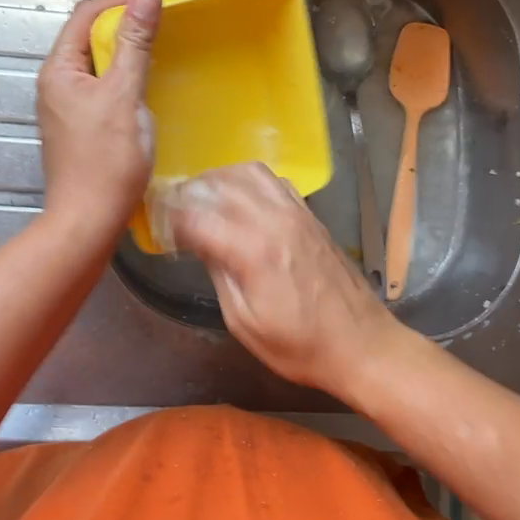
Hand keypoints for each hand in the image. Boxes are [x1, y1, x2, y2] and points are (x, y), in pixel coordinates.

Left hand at [36, 0, 161, 238]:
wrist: (89, 220)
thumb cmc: (106, 161)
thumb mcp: (125, 94)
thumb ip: (135, 43)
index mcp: (59, 69)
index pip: (86, 14)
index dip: (120, 2)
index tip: (154, 3)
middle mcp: (55, 82)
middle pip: (89, 36)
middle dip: (124, 26)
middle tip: (160, 29)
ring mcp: (65, 105)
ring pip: (97, 63)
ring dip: (125, 53)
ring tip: (157, 56)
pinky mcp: (79, 125)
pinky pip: (101, 87)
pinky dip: (123, 79)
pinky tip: (144, 90)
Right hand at [165, 163, 404, 396]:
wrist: (362, 344)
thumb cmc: (299, 346)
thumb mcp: (244, 323)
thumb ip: (218, 274)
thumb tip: (197, 242)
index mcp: (253, 251)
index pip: (196, 216)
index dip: (169, 219)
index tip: (158, 231)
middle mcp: (274, 219)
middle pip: (217, 185)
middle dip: (186, 194)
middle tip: (171, 212)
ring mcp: (295, 212)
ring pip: (245, 172)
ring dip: (216, 180)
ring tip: (201, 200)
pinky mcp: (309, 213)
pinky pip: (272, 179)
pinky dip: (246, 180)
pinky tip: (238, 200)